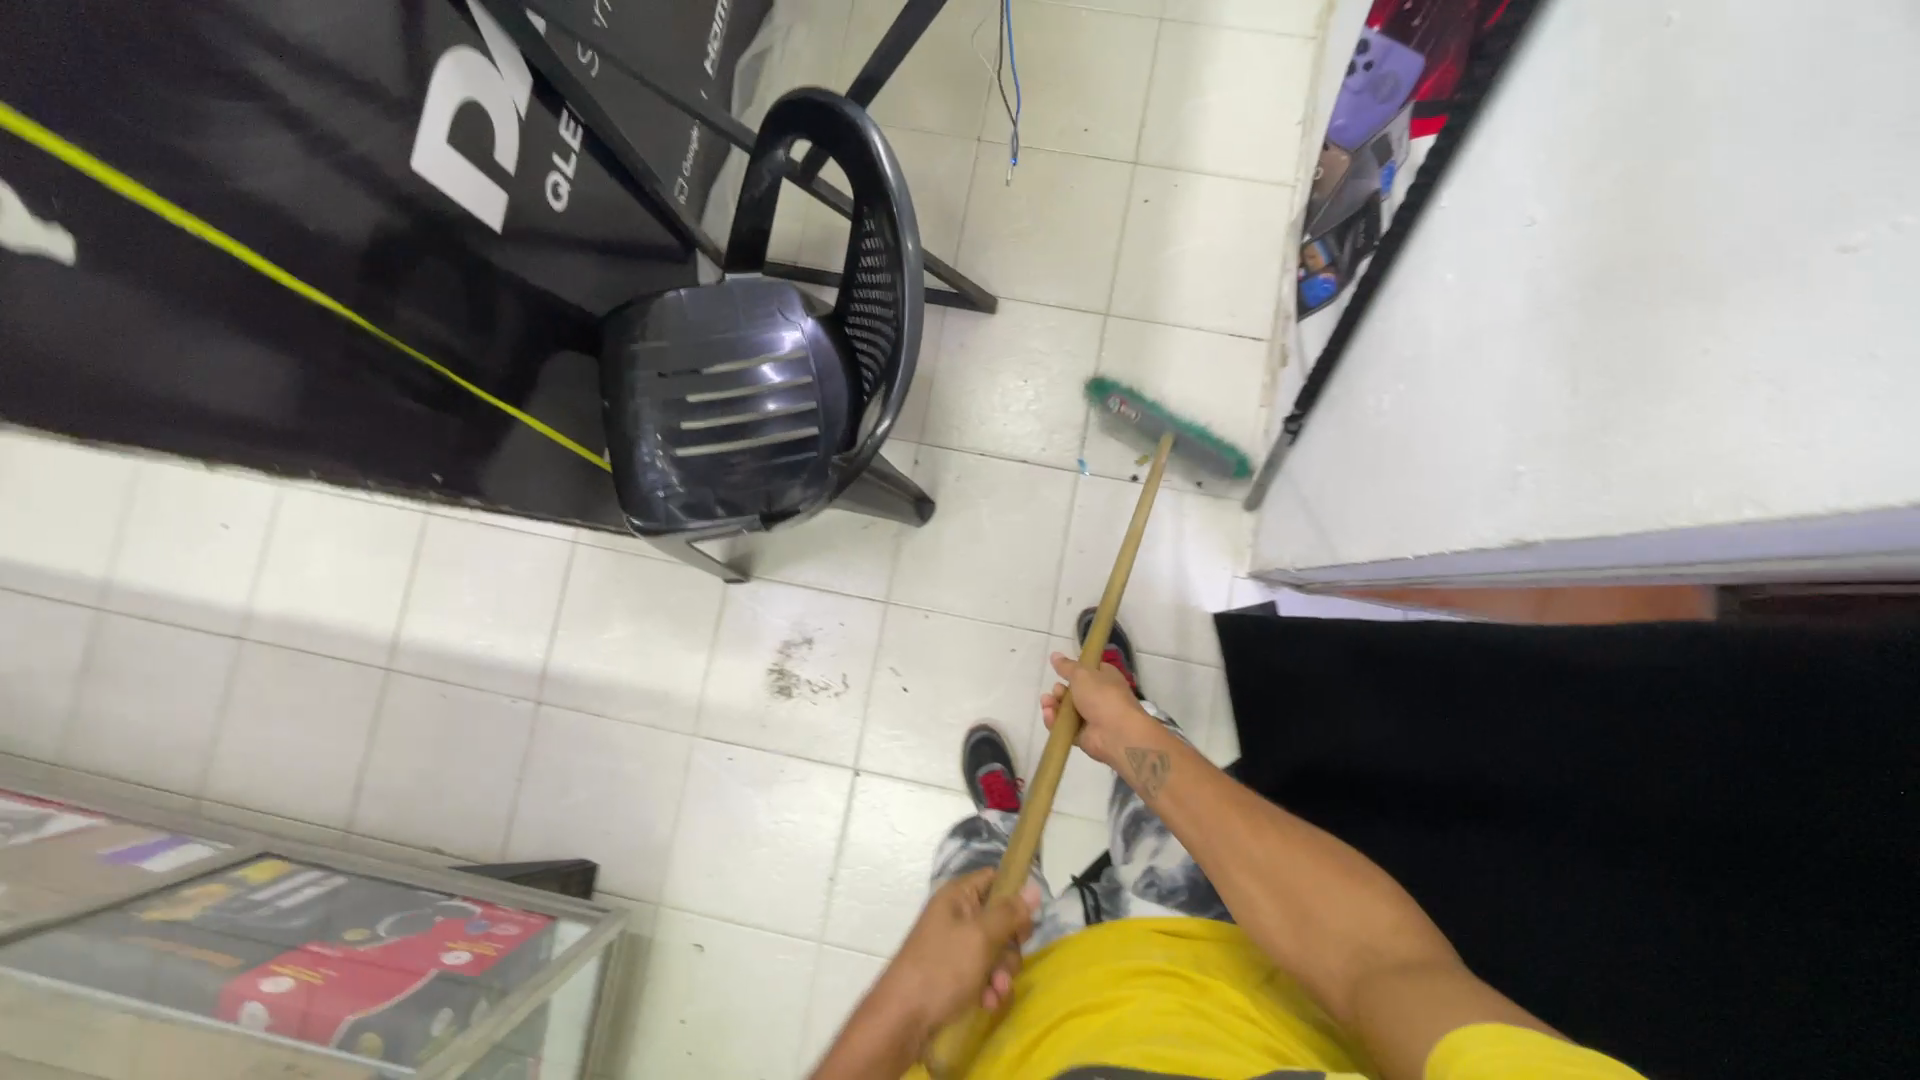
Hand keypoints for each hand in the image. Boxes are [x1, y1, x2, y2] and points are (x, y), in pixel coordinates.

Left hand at [875, 867, 1041, 1038]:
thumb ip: (1009, 913)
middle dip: (1009, 946)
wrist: (902, 1020)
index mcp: (957, 896)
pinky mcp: (953, 974)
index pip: (994, 879)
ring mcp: (954, 946)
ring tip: (995, 992)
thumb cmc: (941, 969)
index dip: (1014, 896)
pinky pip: (983, 974)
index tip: (1026, 920)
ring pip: (995, 951)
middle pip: (1000, 920)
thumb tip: (1033, 886)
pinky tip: (986, 1003)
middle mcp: (956, 916)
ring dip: (1001, 973)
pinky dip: (988, 988)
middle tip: (1006, 963)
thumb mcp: (980, 937)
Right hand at [1042, 652, 1160, 771]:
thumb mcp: (1082, 674)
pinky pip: (1065, 727)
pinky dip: (1055, 722)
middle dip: (1060, 690)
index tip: (1060, 669)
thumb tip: (1055, 655)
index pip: (1089, 671)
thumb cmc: (1102, 696)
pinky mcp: (1082, 735)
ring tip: (1047, 703)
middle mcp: (1099, 697)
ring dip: (1054, 705)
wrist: (1116, 733)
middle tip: (1057, 690)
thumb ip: (1067, 666)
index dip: (1075, 670)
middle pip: (1073, 691)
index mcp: (1105, 678)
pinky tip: (1049, 715)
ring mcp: (1091, 718)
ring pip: (1066, 710)